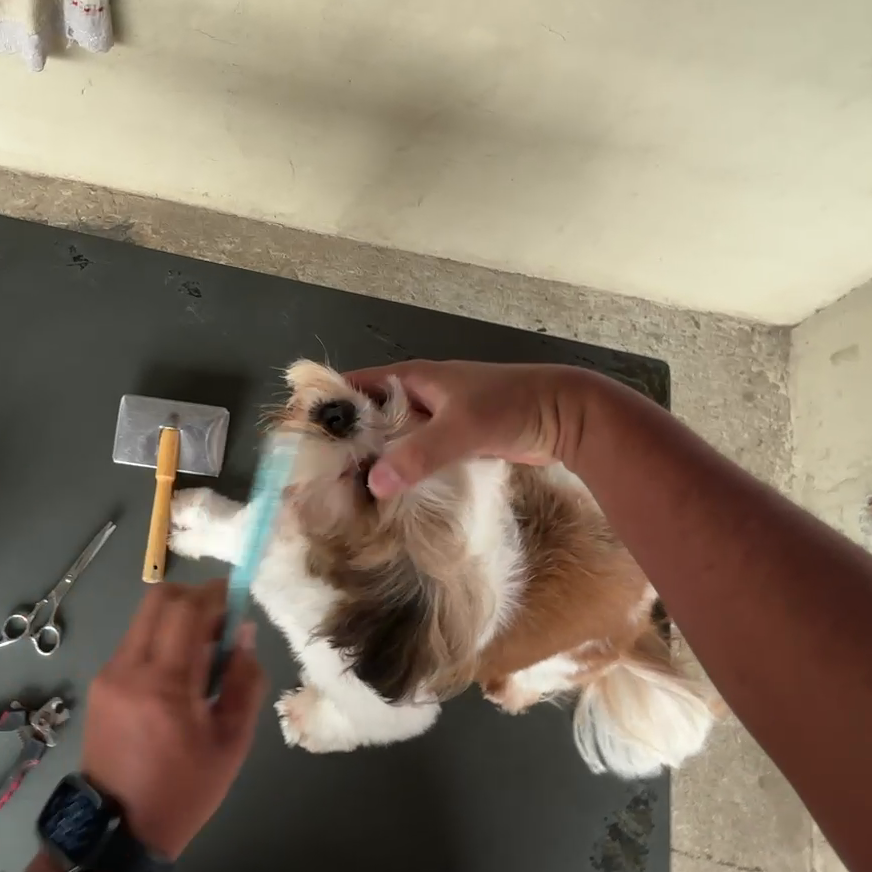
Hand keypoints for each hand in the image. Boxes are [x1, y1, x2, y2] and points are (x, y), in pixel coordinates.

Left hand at [80, 581, 266, 857]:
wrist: (119, 831)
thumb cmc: (184, 791)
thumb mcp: (231, 742)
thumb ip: (243, 681)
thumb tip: (243, 632)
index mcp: (164, 684)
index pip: (186, 609)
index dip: (214, 593)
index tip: (236, 595)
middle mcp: (129, 668)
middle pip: (158, 599)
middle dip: (192, 597)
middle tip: (219, 619)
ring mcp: (108, 674)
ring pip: (143, 619)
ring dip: (175, 619)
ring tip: (201, 653)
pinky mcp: (99, 684)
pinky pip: (133, 644)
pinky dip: (159, 642)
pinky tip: (176, 675)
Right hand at [344, 360, 601, 497]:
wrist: (568, 416)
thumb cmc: (511, 406)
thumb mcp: (461, 427)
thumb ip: (418, 454)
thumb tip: (373, 484)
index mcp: (411, 378)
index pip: (353, 386)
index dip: (327, 406)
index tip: (302, 437)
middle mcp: (415, 395)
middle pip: (367, 416)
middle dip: (344, 441)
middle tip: (319, 474)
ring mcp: (433, 419)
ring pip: (389, 438)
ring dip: (371, 459)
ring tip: (343, 489)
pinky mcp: (450, 440)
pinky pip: (412, 454)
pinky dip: (397, 469)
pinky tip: (385, 494)